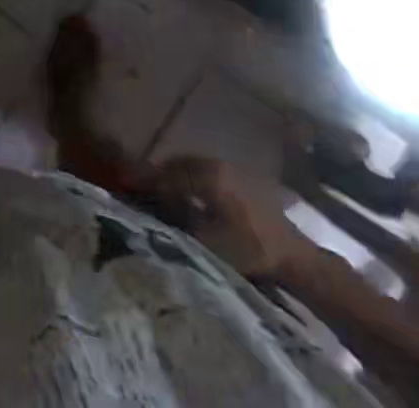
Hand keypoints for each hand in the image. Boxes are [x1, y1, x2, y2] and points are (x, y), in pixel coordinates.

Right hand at [148, 156, 317, 278]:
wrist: (293, 255)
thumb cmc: (250, 250)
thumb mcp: (208, 242)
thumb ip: (177, 221)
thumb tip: (151, 209)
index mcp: (209, 177)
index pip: (168, 174)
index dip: (146, 179)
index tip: (125, 182)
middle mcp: (219, 164)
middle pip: (179, 163)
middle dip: (158, 173)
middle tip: (139, 183)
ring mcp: (233, 167)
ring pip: (193, 164)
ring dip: (174, 173)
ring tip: (159, 188)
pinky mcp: (242, 175)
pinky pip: (206, 169)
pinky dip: (190, 175)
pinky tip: (187, 191)